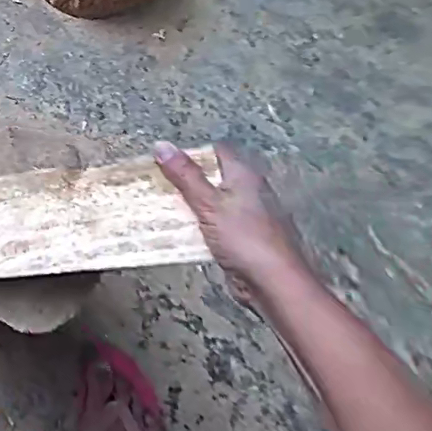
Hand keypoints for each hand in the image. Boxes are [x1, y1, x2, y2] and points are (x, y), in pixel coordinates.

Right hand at [155, 141, 313, 301]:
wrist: (275, 285)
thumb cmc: (243, 238)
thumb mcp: (209, 204)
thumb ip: (185, 176)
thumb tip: (161, 145)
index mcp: (243, 175)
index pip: (215, 152)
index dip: (190, 154)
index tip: (165, 162)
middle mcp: (247, 191)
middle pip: (211, 178)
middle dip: (184, 182)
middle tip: (156, 185)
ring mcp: (247, 217)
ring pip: (211, 204)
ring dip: (189, 206)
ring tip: (160, 207)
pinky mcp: (242, 240)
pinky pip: (214, 226)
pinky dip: (198, 227)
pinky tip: (179, 233)